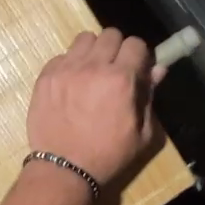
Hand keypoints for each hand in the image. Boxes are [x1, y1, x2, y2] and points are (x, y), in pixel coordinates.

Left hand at [26, 29, 161, 186]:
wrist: (64, 170)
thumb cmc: (108, 156)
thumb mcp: (142, 134)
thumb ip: (150, 97)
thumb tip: (158, 70)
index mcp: (121, 79)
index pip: (136, 44)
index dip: (139, 56)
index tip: (136, 70)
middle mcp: (93, 66)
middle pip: (110, 35)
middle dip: (117, 50)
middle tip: (114, 71)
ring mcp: (66, 69)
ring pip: (84, 39)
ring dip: (93, 51)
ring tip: (91, 73)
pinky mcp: (46, 76)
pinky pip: (62, 56)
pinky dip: (70, 65)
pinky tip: (71, 85)